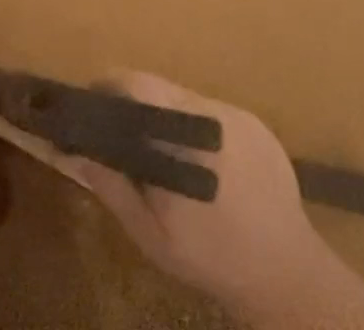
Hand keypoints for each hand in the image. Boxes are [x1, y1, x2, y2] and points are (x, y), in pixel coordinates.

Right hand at [70, 74, 347, 321]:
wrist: (291, 279)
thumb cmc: (212, 256)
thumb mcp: (148, 230)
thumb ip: (110, 184)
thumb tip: (72, 149)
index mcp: (187, 135)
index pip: (137, 84)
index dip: (107, 88)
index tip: (90, 108)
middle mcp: (216, 115)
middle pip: (159, 88)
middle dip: (133, 105)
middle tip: (119, 136)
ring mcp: (242, 119)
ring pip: (184, 99)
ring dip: (163, 117)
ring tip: (158, 152)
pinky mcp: (260, 128)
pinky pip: (211, 113)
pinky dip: (193, 127)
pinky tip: (195, 161)